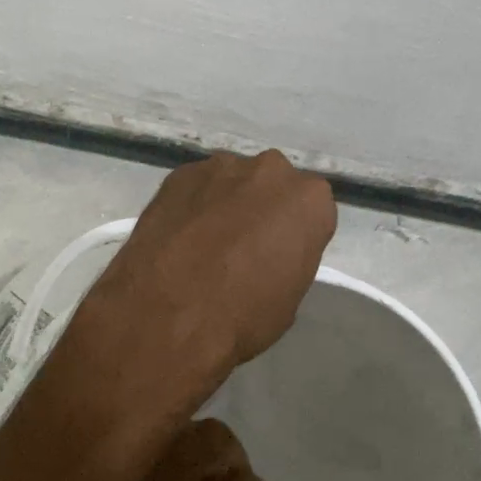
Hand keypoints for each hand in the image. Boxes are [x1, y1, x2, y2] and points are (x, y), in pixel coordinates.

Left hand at [85, 150, 336, 382]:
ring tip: (204, 241)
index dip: (295, 234)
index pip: (311, 210)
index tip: (280, 255)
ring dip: (224, 202)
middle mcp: (269, 169)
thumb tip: (271, 249)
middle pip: (271, 185)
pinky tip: (178, 235)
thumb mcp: (290, 295)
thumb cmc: (243, 314)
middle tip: (243, 244)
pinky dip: (191, 205)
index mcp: (309, 200)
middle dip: (261, 207)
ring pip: (231, 182)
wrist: (168, 312)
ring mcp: (220, 166)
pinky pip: (195, 187)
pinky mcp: (178, 173)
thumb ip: (290, 254)